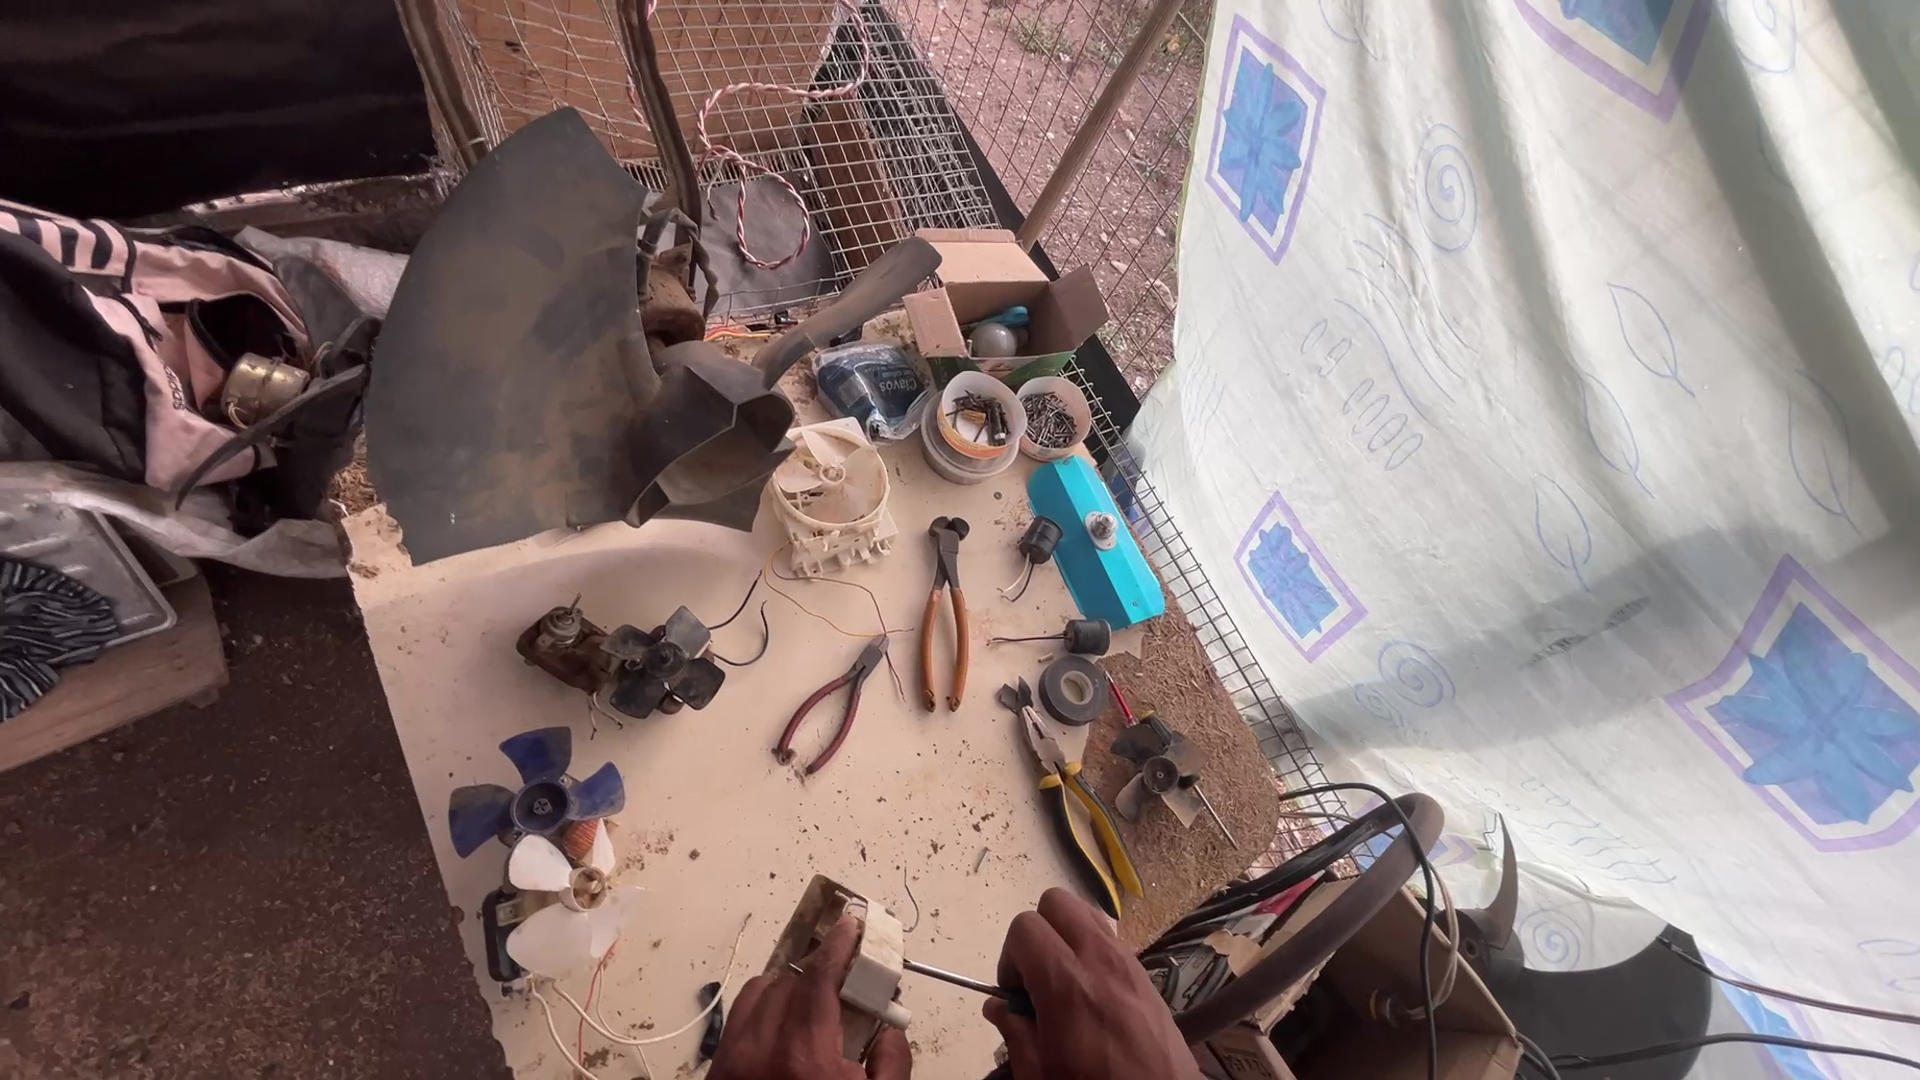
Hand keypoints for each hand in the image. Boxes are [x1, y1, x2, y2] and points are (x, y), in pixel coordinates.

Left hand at [709, 915, 911, 1079]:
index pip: (821, 973)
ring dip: (789, 985)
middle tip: (845, 976)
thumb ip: (891, 1059)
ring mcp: (731, 1060)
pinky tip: (781, 1023)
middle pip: (793, 978)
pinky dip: (762, 1006)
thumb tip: (888, 1022)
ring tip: (812, 1000)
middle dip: (821, 970)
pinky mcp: (715, 1073)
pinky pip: (740, 1016)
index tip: (852, 923)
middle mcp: (761, 1047)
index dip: (839, 941)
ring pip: (761, 990)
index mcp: (804, 1055)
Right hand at [984, 889, 1202, 1079]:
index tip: (1016, 994)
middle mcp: (1097, 958)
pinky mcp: (1144, 973)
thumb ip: (1014, 1033)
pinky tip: (1092, 991)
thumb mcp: (1040, 1076)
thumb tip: (998, 1006)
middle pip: (1056, 901)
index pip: (1024, 927)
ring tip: (1065, 978)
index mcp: (1066, 983)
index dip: (1010, 957)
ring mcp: (1126, 961)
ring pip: (1085, 911)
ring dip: (1066, 933)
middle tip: (1037, 976)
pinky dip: (1091, 948)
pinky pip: (1109, 936)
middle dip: (1038, 931)